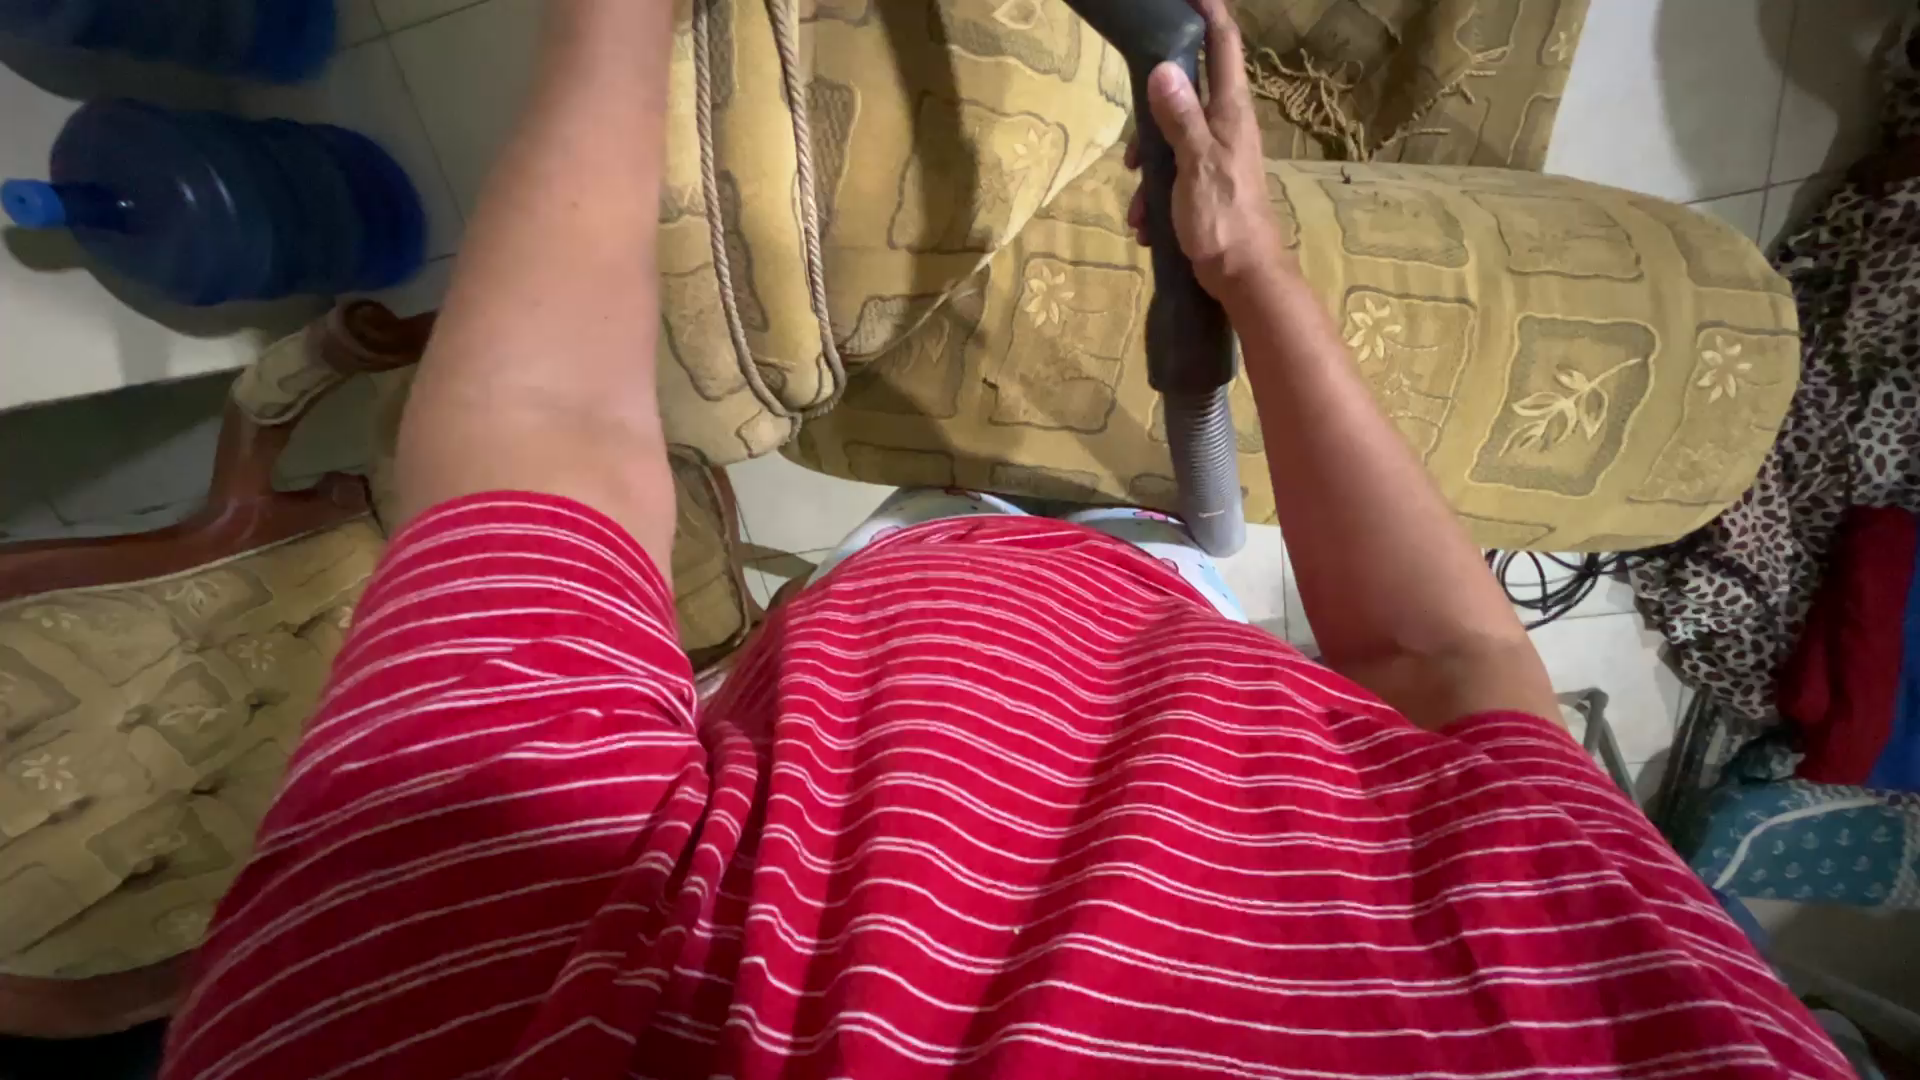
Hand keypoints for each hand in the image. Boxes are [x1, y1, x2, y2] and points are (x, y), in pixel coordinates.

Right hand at [1125, 0, 1290, 305]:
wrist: (1242, 275)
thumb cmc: (1223, 218)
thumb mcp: (1195, 164)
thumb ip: (1180, 118)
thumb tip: (1163, 69)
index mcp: (1229, 113)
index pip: (1222, 45)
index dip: (1207, 13)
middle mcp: (1226, 129)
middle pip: (1184, 101)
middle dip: (1151, 126)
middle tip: (1132, 158)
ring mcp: (1217, 161)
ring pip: (1172, 149)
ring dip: (1148, 179)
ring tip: (1138, 213)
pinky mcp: (1208, 191)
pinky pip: (1174, 184)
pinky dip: (1157, 204)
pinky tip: (1148, 229)